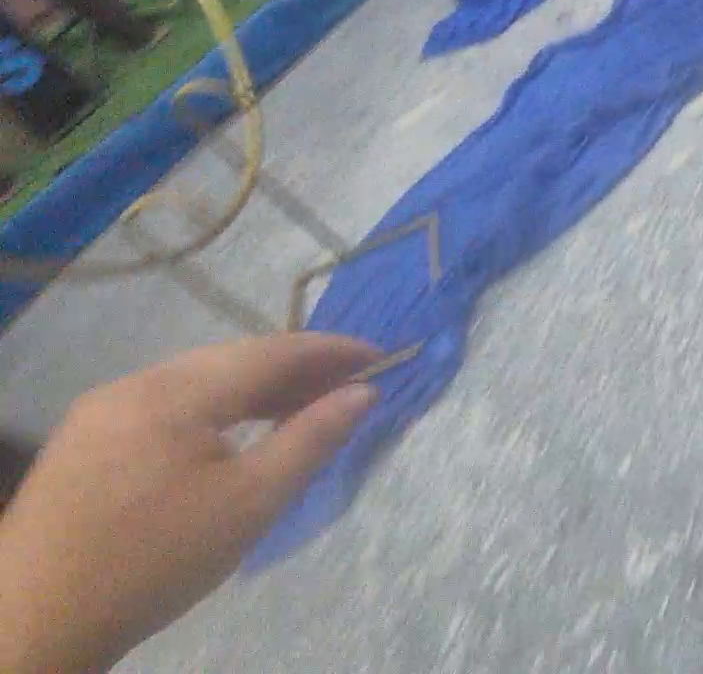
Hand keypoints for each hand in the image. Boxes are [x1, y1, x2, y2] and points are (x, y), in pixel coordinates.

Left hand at [0, 333, 379, 673]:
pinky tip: (251, 424)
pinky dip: (228, 402)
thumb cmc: (153, 559)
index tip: (385, 358)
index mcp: (172, 395)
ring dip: (266, 384)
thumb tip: (365, 391)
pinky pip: (178, 399)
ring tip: (314, 403)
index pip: (272, 352)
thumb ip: (315, 436)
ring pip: (208, 376)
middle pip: (238, 357)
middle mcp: (135, 386)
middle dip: (303, 365)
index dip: (334, 350)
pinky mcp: (91, 437)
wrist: (23, 633)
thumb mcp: (253, 501)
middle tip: (356, 381)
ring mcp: (105, 410)